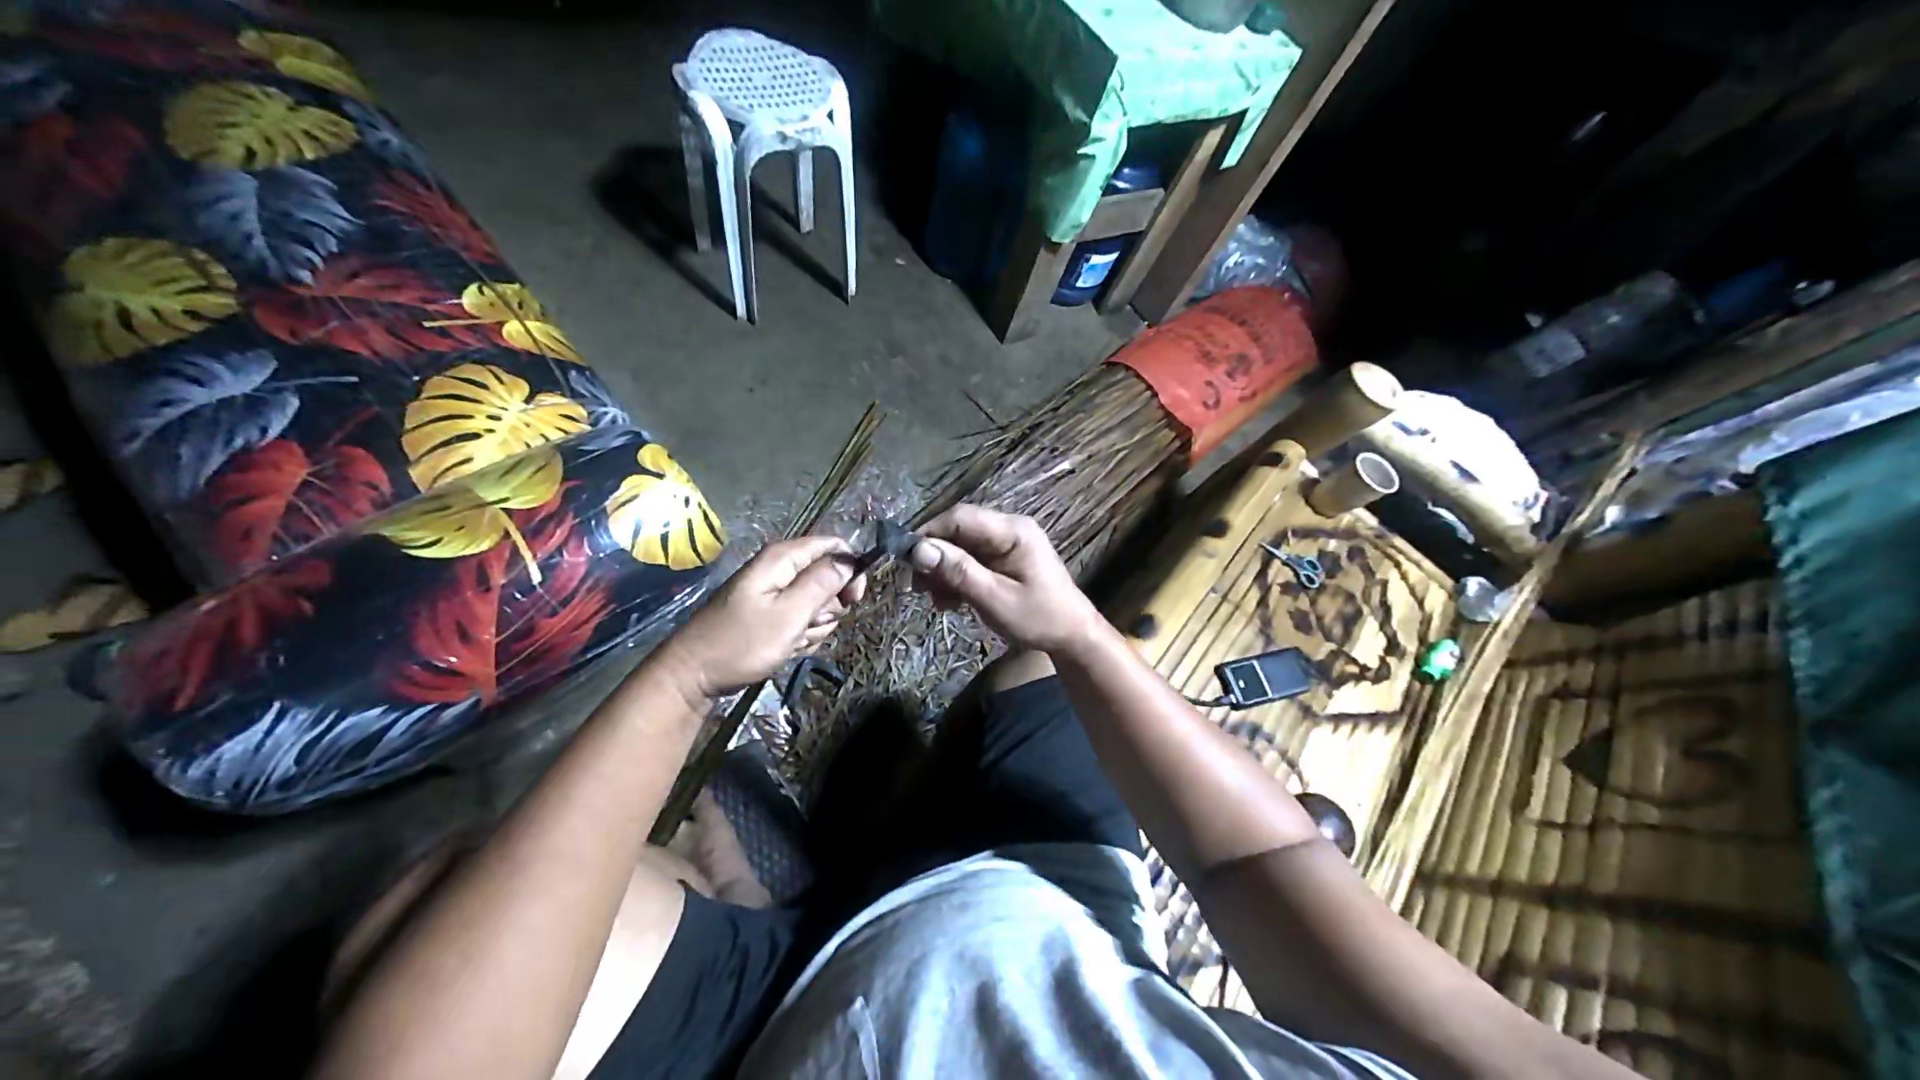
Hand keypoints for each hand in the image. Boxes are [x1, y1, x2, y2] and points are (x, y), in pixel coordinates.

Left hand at [663, 536, 865, 696]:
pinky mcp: (770, 613)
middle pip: (828, 577)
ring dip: (814, 625)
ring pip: (818, 602)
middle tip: (809, 625)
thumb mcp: (789, 614)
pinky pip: (801, 618)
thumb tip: (850, 561)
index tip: (854, 599)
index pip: (834, 546)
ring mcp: (774, 592)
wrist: (694, 674)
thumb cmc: (741, 643)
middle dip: (828, 606)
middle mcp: (779, 569)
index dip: (850, 569)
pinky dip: (800, 634)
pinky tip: (785, 646)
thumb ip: (822, 583)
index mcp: (782, 559)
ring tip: (791, 640)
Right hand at [909, 504, 1101, 653]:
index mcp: (1012, 531)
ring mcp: (1005, 544)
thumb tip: (917, 550)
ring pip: (959, 547)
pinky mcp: (1002, 559)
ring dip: (941, 571)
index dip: (928, 535)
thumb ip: (958, 572)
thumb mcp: (995, 598)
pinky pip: (969, 560)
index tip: (905, 561)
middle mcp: (1008, 529)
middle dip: (933, 557)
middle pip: (957, 531)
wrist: (1072, 637)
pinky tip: (949, 601)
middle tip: (916, 587)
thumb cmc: (1039, 618)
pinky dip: (954, 578)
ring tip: (934, 599)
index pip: (959, 518)